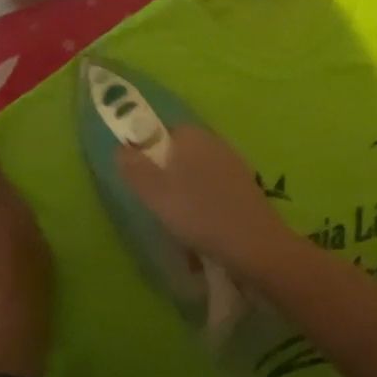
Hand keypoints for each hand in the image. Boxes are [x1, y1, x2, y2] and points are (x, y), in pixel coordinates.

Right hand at [117, 125, 290, 266]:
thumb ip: (134, 168)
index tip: (141, 179)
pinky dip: (204, 207)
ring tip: (179, 226)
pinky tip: (203, 232)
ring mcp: (231, 163)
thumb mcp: (156, 193)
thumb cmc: (200, 214)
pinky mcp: (244, 187)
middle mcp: (212, 141)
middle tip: (157, 205)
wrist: (257, 246)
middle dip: (166, 176)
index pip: (160, 130)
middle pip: (178, 153)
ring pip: (196, 174)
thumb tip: (120, 147)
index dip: (147, 151)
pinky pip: (213, 191)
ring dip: (185, 195)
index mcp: (191, 135)